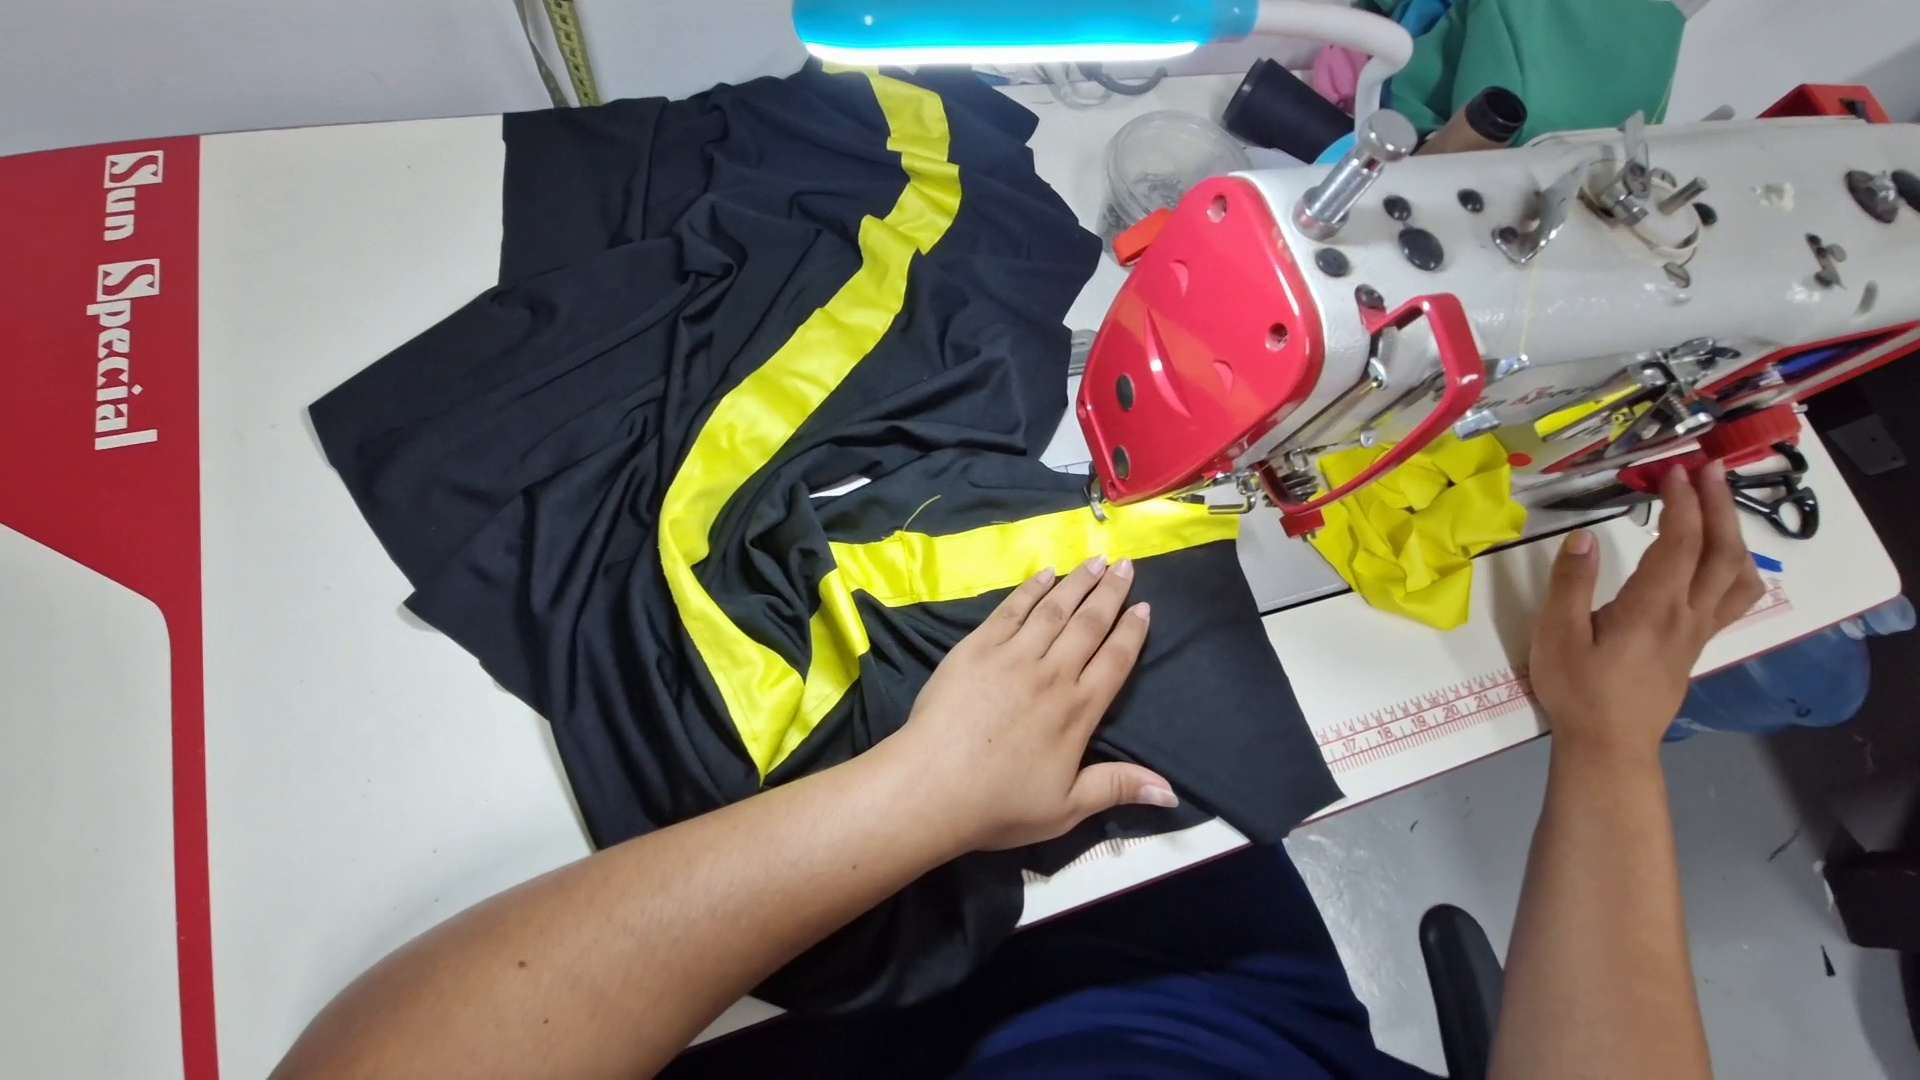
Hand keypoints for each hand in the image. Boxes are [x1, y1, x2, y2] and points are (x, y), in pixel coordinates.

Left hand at [879, 555, 1174, 852]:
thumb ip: (1117, 787)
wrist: (932, 785)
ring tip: (1095, 560)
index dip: (1132, 631)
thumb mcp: (1066, 808)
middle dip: (1110, 592)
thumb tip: (1172, 789)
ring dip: (1077, 581)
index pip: (1115, 660)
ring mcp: (1012, 656)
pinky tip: (1044, 574)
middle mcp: (1052, 673)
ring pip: (1054, 609)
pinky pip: (1010, 610)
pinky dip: (1031, 589)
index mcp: (1078, 710)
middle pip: (1089, 624)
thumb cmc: (999, 803)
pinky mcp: (977, 647)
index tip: (1144, 606)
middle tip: (1125, 565)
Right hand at [1529, 462, 1765, 759]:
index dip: (1681, 503)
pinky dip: (1734, 564)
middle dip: (1717, 505)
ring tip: (1717, 505)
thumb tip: (1584, 538)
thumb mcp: (1557, 634)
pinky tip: (1721, 558)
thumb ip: (1571, 584)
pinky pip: (1731, 595)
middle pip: (1720, 551)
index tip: (1672, 472)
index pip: (1679, 543)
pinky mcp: (1695, 642)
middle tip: (1707, 470)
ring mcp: (1698, 630)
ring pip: (1737, 573)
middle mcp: (1687, 614)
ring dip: (1733, 532)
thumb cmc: (1577, 687)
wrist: (1608, 740)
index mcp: (1653, 608)